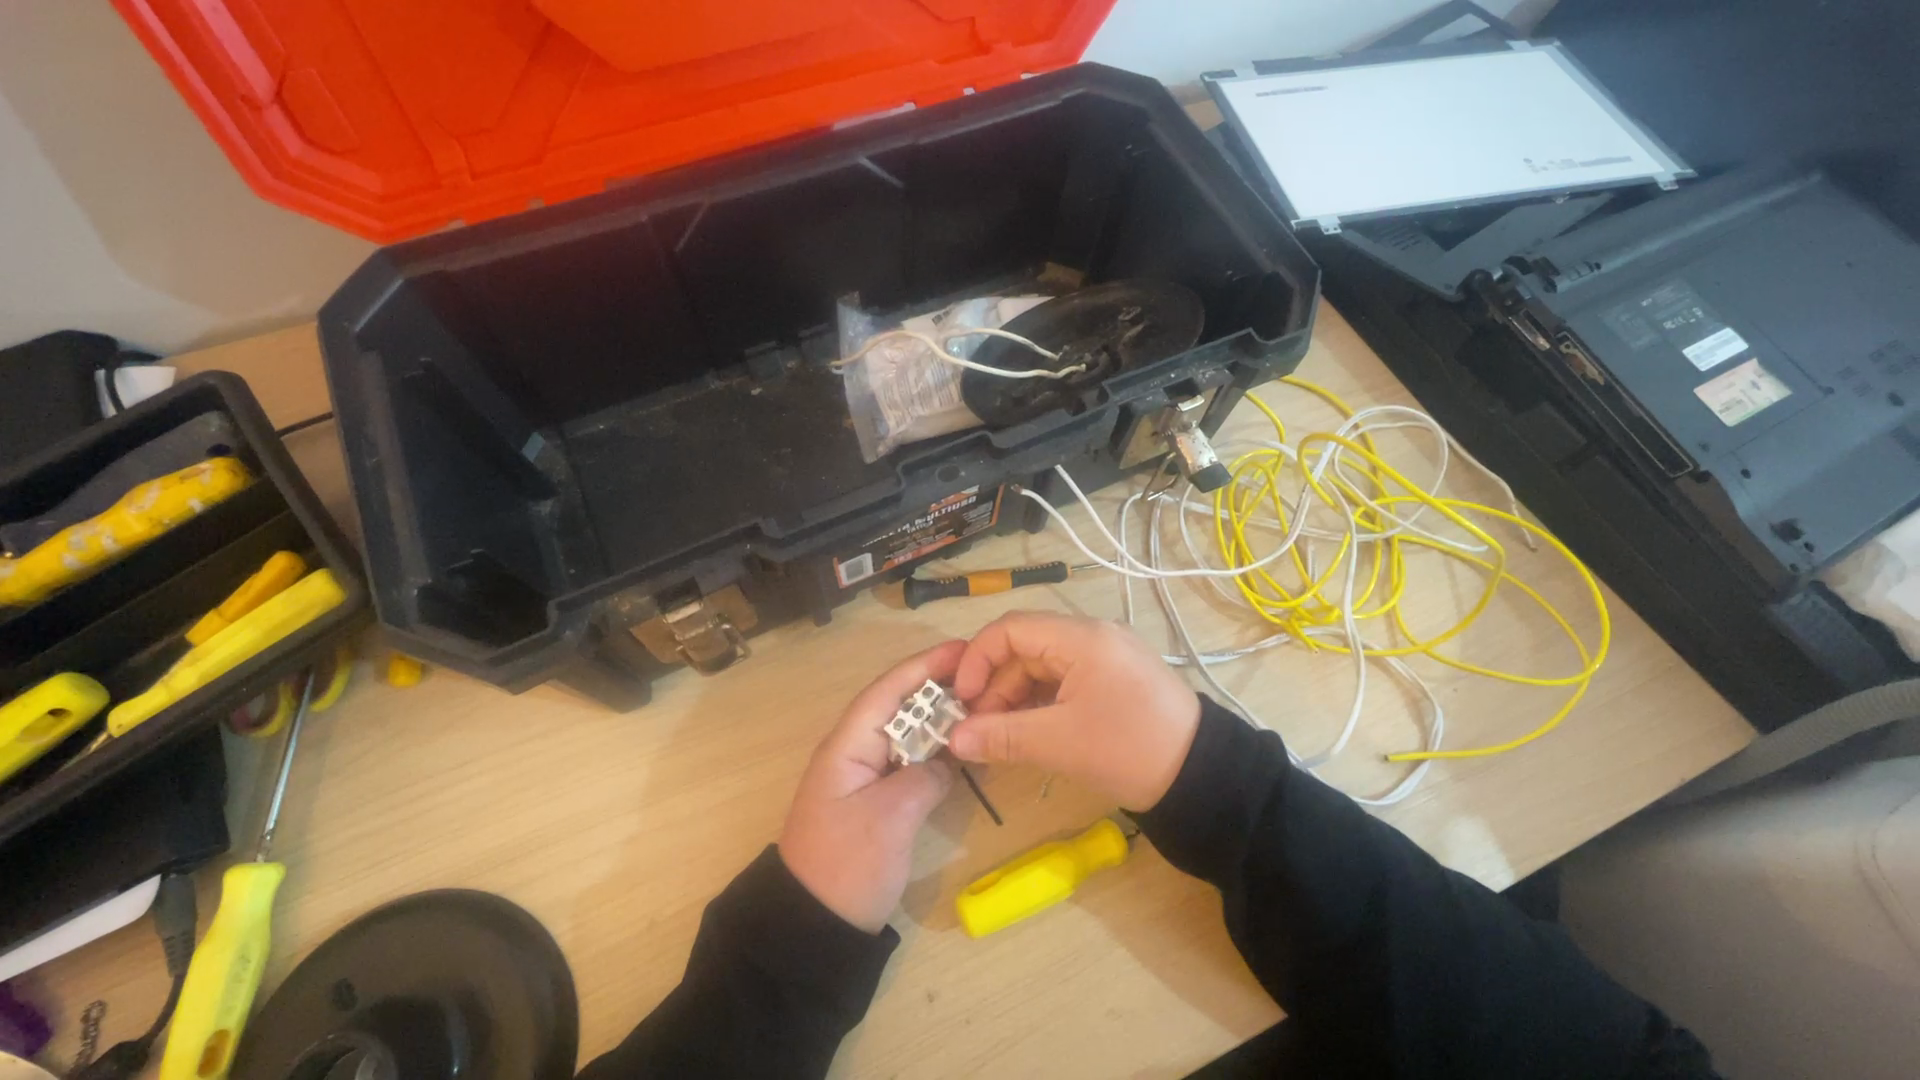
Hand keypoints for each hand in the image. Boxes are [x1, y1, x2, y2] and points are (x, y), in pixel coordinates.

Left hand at [778, 641, 963, 932]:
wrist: (815, 927)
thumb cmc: (848, 864)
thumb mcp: (890, 817)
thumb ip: (924, 777)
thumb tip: (949, 757)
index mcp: (848, 746)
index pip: (888, 692)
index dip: (923, 667)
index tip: (963, 648)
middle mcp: (855, 752)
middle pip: (899, 707)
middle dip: (937, 688)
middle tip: (984, 676)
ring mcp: (866, 777)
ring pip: (907, 734)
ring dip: (940, 720)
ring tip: (981, 705)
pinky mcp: (877, 800)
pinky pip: (910, 762)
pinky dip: (936, 753)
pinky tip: (964, 750)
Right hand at [948, 612, 1200, 811]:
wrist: (1204, 777)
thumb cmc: (1129, 749)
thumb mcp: (1060, 743)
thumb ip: (1001, 736)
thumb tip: (952, 740)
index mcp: (1082, 638)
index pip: (1011, 628)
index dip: (978, 659)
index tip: (960, 698)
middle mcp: (1092, 637)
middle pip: (1025, 648)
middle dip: (995, 686)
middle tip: (976, 727)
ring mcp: (1105, 658)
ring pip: (1041, 667)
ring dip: (1014, 698)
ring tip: (998, 736)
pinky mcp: (1113, 680)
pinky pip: (1063, 682)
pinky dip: (1039, 704)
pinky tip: (1026, 732)